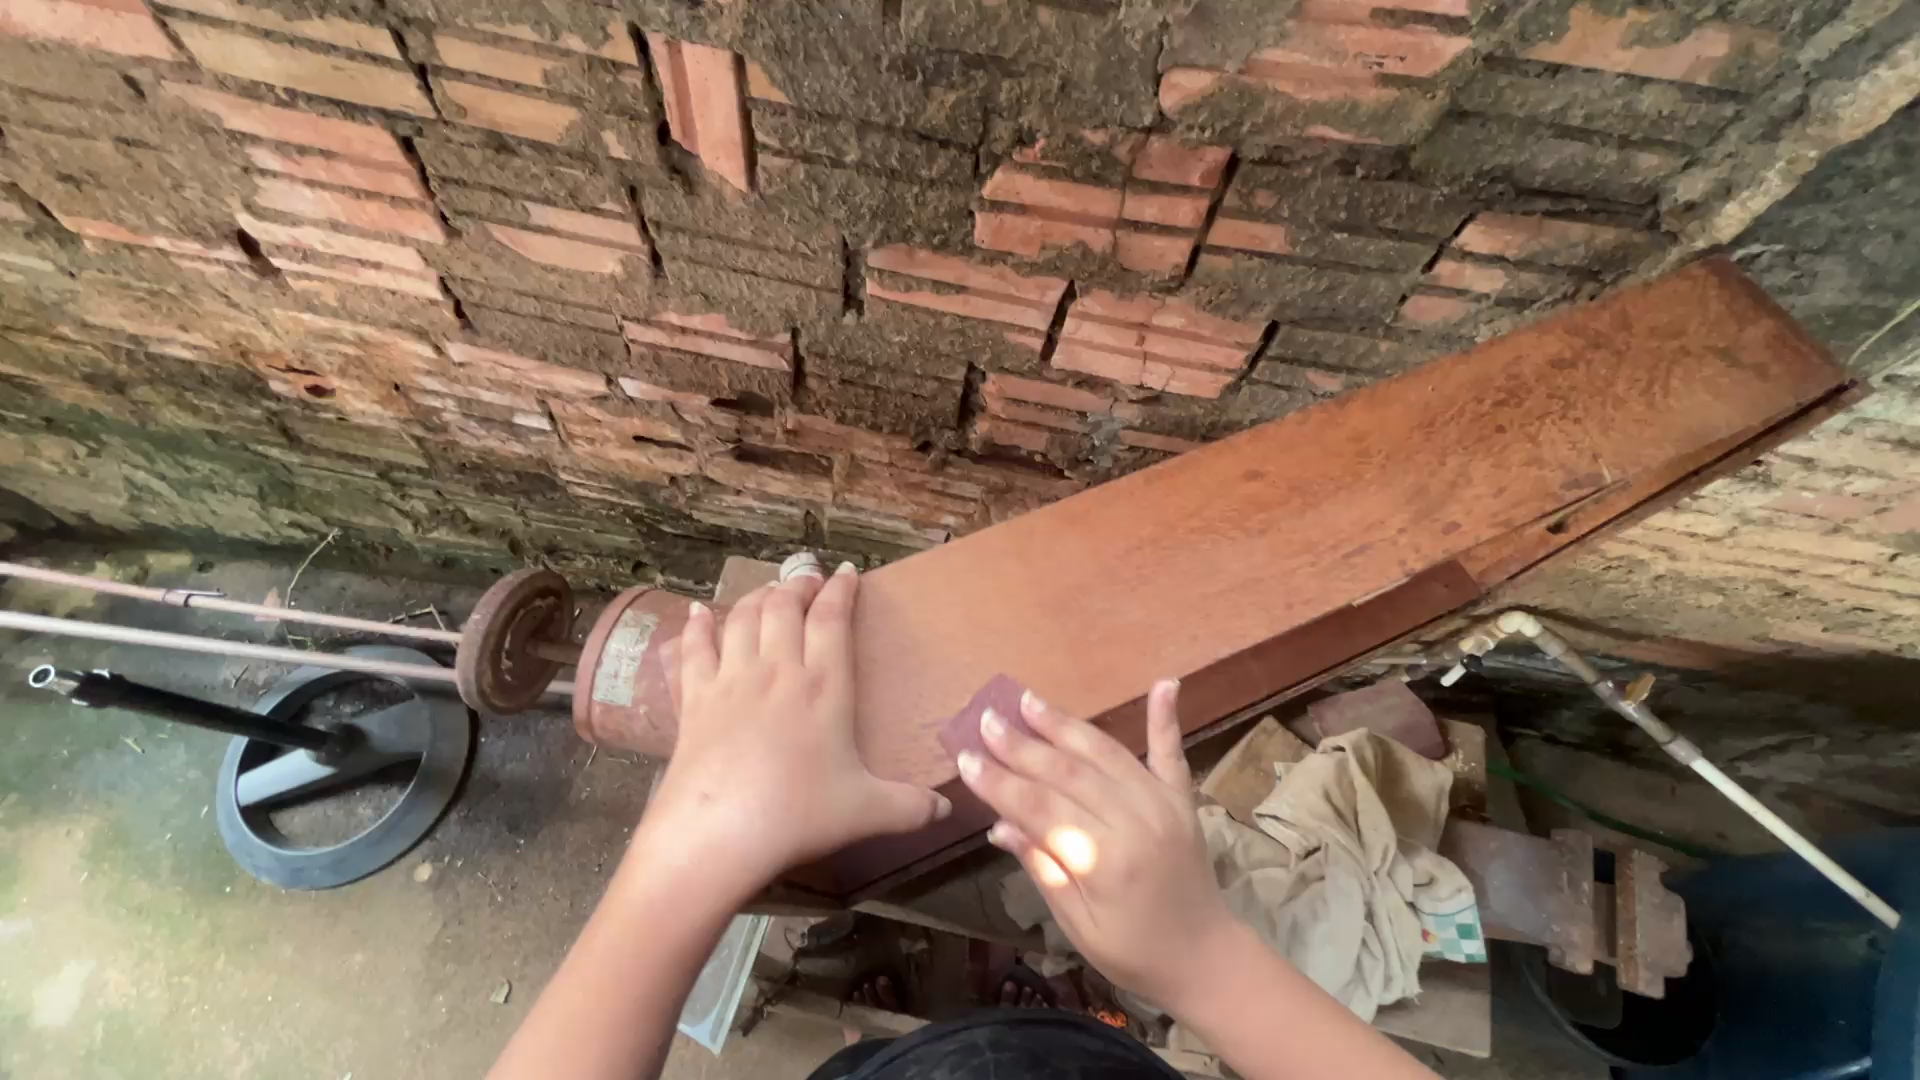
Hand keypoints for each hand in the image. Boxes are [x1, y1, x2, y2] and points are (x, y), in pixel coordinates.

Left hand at [633, 558, 951, 896]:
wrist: (718, 835)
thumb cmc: (798, 815)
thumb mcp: (866, 812)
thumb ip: (909, 807)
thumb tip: (946, 810)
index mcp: (824, 686)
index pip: (833, 619)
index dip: (841, 591)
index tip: (848, 573)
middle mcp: (777, 670)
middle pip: (785, 607)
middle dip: (799, 586)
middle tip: (809, 581)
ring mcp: (732, 681)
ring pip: (744, 618)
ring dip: (758, 596)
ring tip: (770, 591)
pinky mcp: (695, 700)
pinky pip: (694, 649)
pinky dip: (697, 626)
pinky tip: (697, 611)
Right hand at [957, 679, 1238, 1010]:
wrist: (1209, 960)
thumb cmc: (1134, 953)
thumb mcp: (1078, 926)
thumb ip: (1043, 869)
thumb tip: (998, 825)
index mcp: (1105, 862)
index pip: (1041, 811)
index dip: (1000, 783)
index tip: (966, 758)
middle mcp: (1135, 823)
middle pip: (1068, 774)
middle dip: (1022, 746)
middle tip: (987, 720)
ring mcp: (1162, 805)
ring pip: (1105, 753)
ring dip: (1064, 724)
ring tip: (1028, 700)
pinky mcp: (1182, 798)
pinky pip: (1170, 752)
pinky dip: (1165, 717)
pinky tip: (1164, 683)